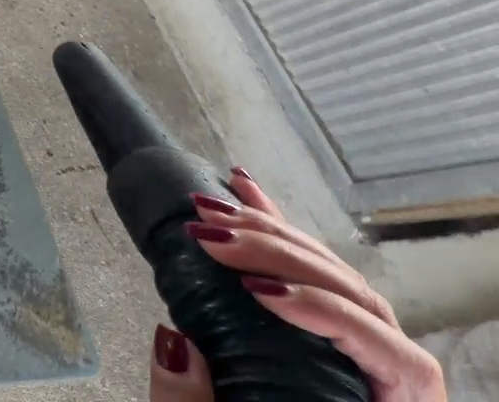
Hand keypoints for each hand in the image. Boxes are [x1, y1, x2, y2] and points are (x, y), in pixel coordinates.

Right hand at [149, 169, 445, 401]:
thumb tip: (172, 340)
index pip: (400, 363)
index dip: (335, 317)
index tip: (260, 290)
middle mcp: (385, 395)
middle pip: (366, 306)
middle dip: (282, 255)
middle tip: (210, 233)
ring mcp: (354, 366)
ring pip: (341, 283)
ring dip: (273, 234)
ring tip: (210, 206)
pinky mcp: (317, 343)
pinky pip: (309, 280)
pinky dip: (273, 231)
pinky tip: (239, 192)